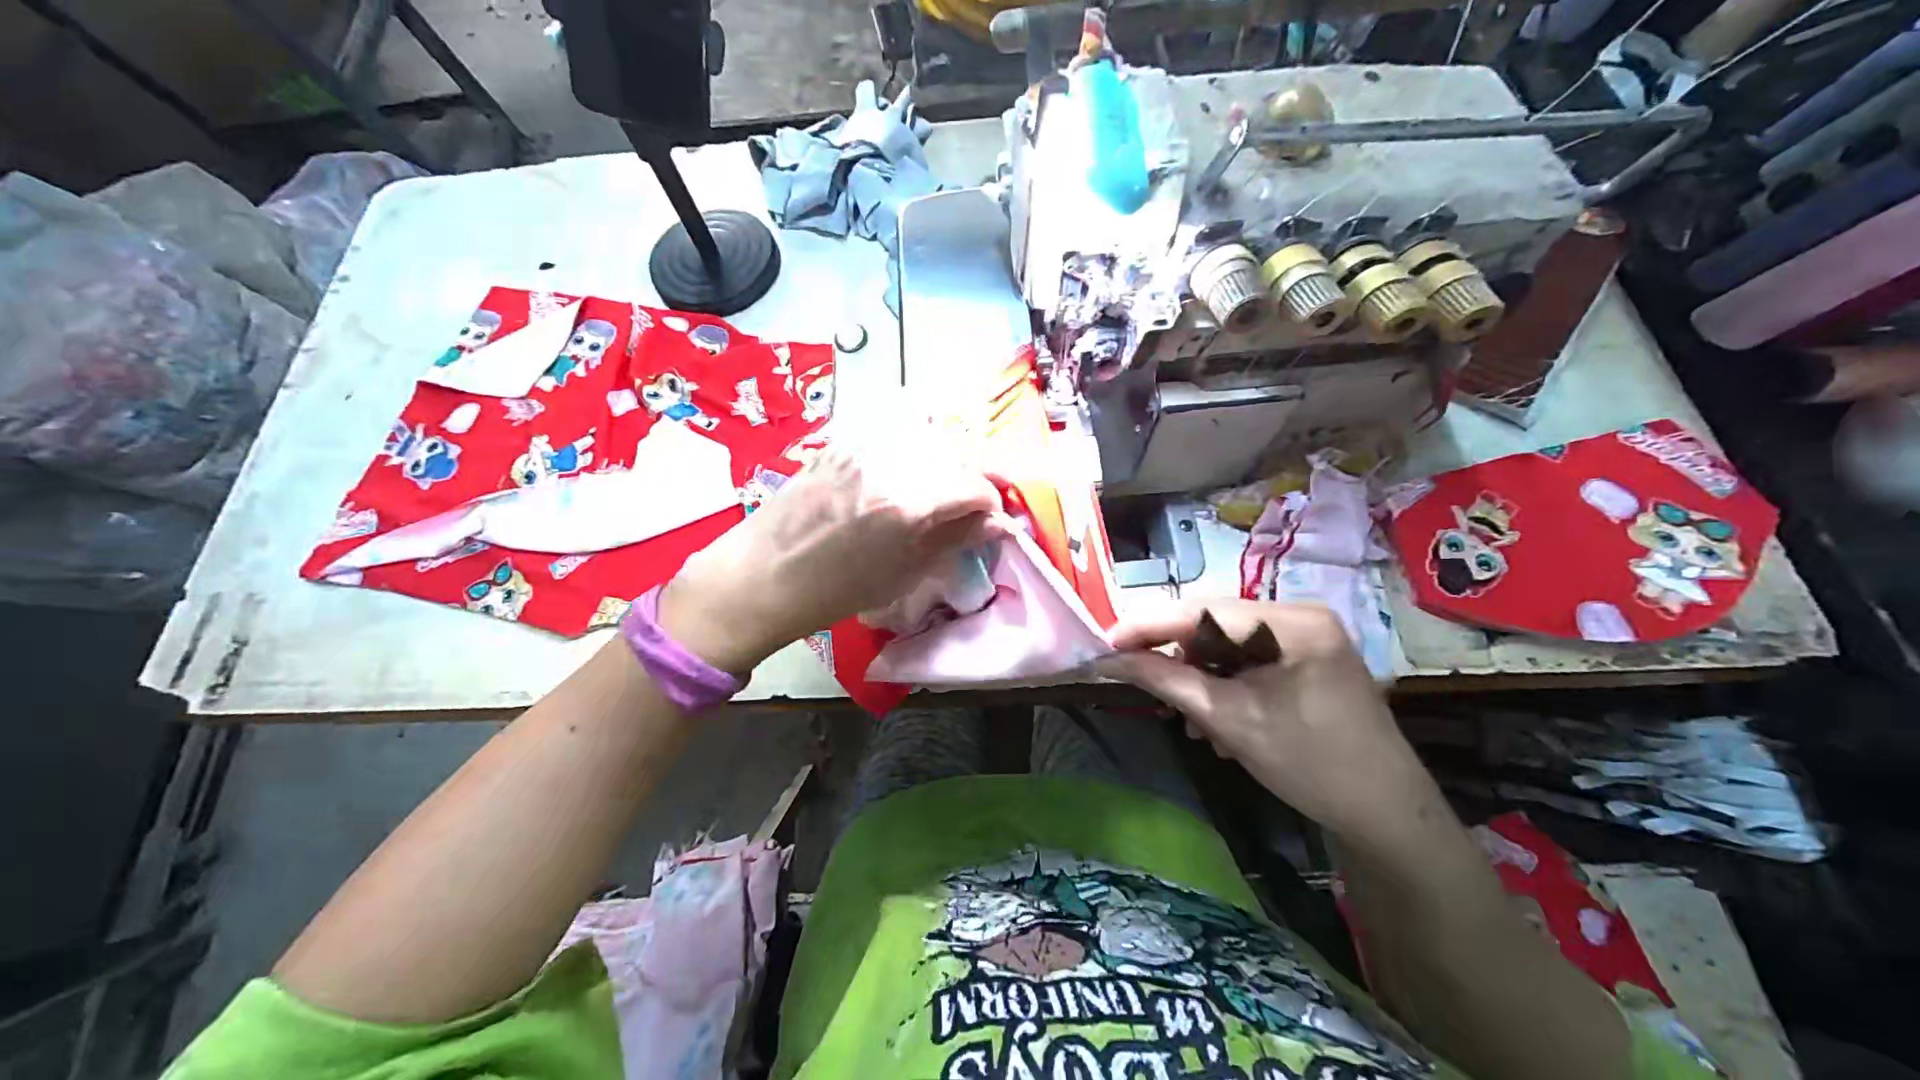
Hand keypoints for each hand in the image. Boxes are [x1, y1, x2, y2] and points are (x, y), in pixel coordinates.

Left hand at [658, 442, 997, 675]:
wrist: (759, 577)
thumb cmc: (832, 591)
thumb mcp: (903, 574)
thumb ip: (953, 540)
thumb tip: (997, 523)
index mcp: (907, 503)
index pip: (975, 485)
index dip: (990, 504)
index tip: (987, 522)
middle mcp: (889, 463)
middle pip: (954, 456)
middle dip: (965, 482)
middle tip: (959, 512)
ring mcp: (860, 447)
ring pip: (924, 442)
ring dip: (938, 466)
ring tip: (926, 498)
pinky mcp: (838, 443)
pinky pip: (890, 440)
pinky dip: (907, 458)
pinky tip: (894, 484)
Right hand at [1096, 600, 1435, 845]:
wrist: (1385, 812)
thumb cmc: (1308, 765)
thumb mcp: (1227, 720)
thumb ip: (1165, 680)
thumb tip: (1109, 660)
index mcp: (1291, 623)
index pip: (1200, 610)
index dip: (1147, 627)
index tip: (1105, 646)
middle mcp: (1302, 613)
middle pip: (1213, 623)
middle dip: (1175, 656)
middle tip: (1141, 684)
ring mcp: (1310, 634)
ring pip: (1228, 642)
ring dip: (1200, 675)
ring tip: (1189, 720)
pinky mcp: (1311, 655)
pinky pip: (1250, 656)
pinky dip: (1226, 682)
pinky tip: (1220, 720)